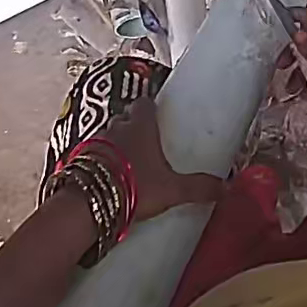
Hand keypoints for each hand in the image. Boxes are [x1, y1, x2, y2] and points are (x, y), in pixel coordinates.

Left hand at [90, 97, 226, 220]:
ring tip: (129, 161)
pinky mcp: (81, 158)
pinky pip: (94, 152)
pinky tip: (110, 175)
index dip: (150, 107)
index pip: (144, 104)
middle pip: (125, 117)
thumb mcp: (173, 190)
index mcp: (140, 127)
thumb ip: (199, 187)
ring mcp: (95, 141)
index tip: (157, 114)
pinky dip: (102, 159)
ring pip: (108, 134)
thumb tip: (225, 187)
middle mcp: (117, 128)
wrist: (92, 202)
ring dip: (116, 143)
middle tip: (146, 141)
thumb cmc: (135, 187)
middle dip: (133, 125)